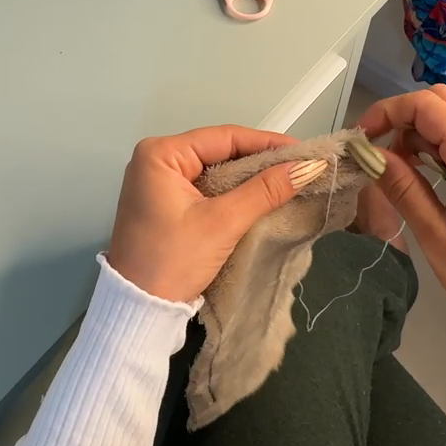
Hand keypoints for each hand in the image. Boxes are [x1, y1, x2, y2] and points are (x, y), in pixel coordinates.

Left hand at [106, 126, 301, 303]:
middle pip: (219, 150)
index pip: (224, 137)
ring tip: (289, 179)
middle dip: (260, 160)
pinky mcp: (164, 202)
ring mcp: (158, 181)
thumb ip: (265, 190)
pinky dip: (232, 191)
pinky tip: (261, 195)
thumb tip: (307, 166)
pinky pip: (206, 186)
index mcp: (160, 153)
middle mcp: (156, 159)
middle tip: (301, 166)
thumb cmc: (173, 261)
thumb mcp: (222, 223)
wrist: (139, 308)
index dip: (268, 143)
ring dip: (249, 177)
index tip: (304, 151)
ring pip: (215, 168)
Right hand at [358, 86, 445, 337]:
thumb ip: (404, 190)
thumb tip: (370, 155)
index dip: (387, 112)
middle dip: (402, 117)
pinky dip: (441, 140)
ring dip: (421, 129)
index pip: (428, 106)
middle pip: (443, 100)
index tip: (361, 139)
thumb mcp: (439, 242)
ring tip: (398, 167)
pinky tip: (427, 173)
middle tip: (378, 153)